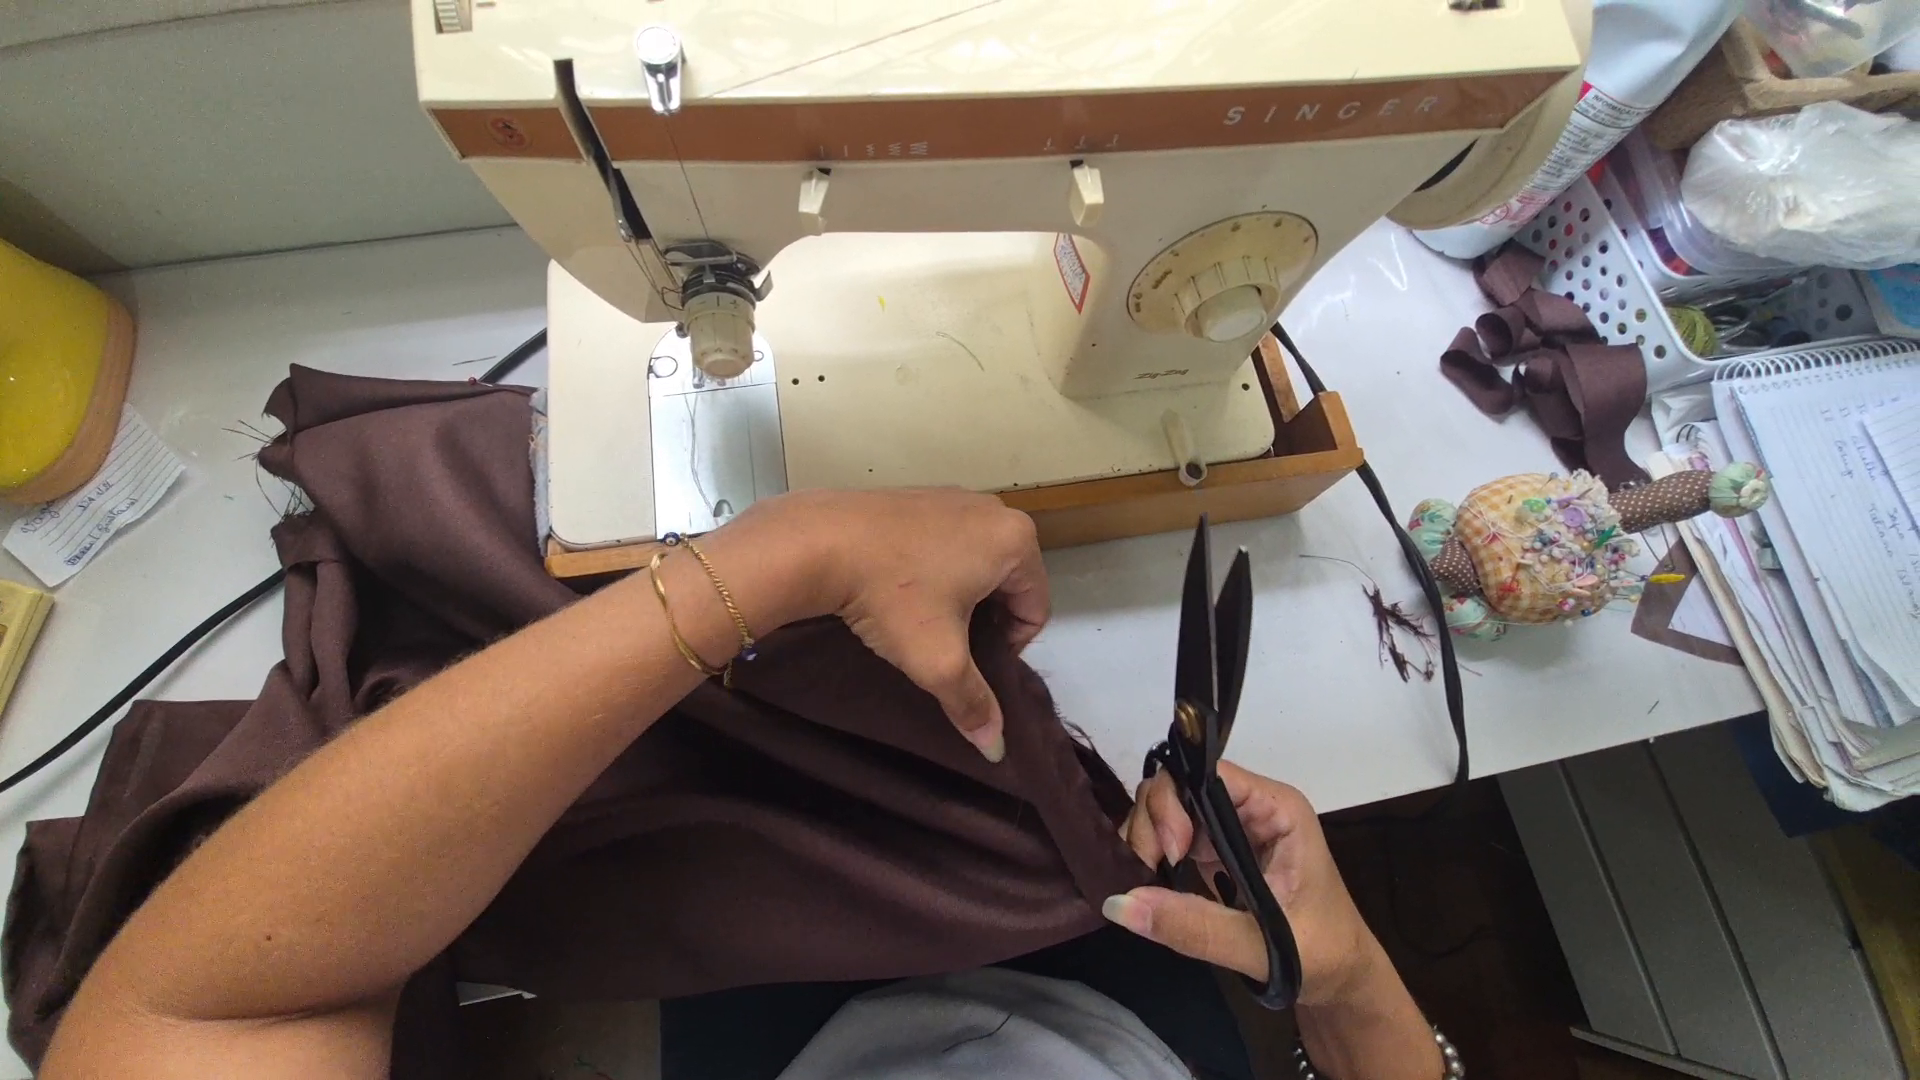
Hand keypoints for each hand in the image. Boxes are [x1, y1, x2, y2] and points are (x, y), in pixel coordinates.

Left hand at [727, 488, 1048, 761]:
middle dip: (982, 620)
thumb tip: (995, 749)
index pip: (1035, 610)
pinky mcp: (919, 495)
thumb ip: (973, 703)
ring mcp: (954, 496)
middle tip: (942, 642)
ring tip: (918, 618)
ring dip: (958, 596)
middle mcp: (994, 509)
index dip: (1007, 648)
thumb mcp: (938, 659)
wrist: (816, 542)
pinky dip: (933, 568)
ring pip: (976, 563)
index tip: (967, 660)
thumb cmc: (891, 596)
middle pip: (1008, 584)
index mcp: (1016, 540)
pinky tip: (899, 587)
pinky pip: (945, 542)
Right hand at [1103, 761, 1379, 1006]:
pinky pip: (1168, 830)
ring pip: (1167, 805)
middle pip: (1179, 785)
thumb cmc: (1323, 958)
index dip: (1176, 803)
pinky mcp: (1214, 845)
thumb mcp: (1263, 947)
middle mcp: (1250, 804)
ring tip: (1148, 881)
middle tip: (1149, 872)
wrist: (1344, 986)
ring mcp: (1229, 823)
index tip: (1170, 854)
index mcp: (1276, 809)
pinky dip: (1151, 851)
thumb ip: (1195, 926)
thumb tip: (1120, 904)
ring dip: (1147, 838)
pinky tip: (1151, 880)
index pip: (1208, 774)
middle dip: (1154, 823)